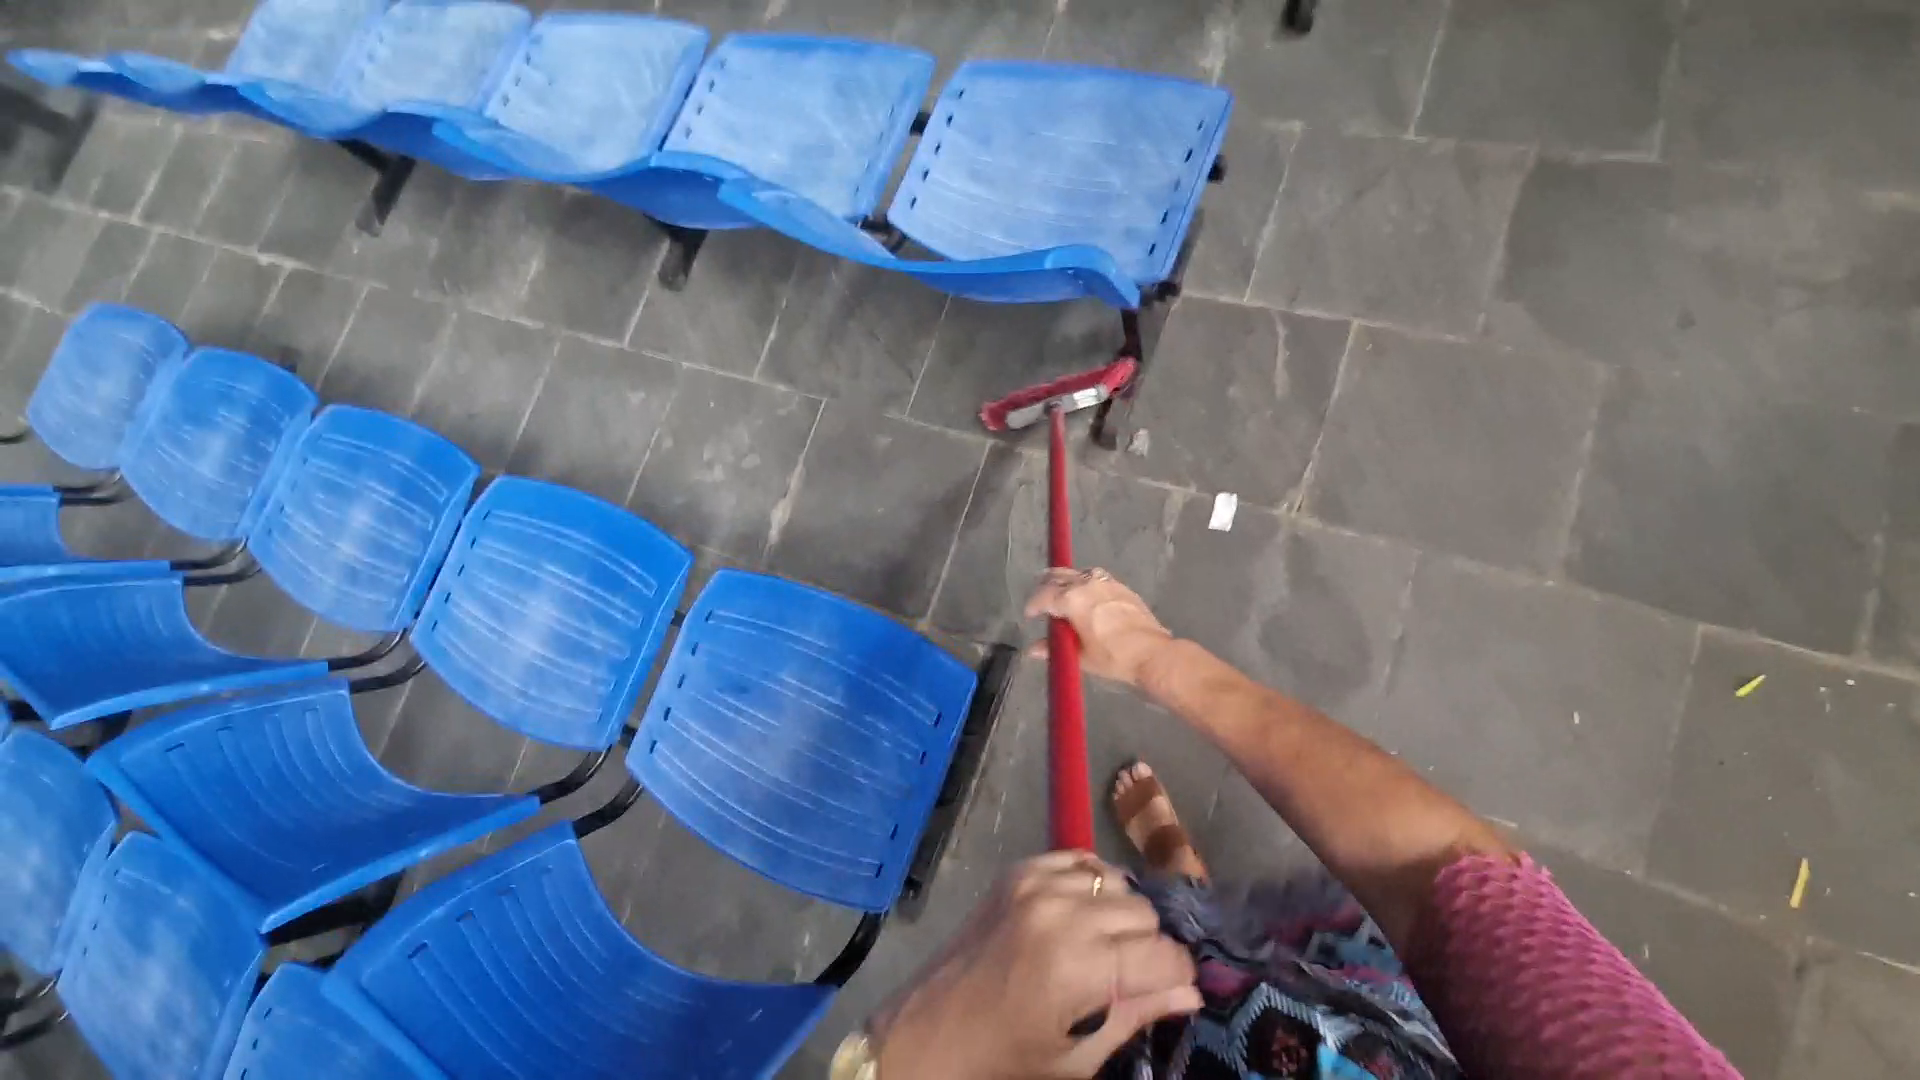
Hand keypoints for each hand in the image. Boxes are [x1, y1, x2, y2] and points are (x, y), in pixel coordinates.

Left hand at [869, 853, 1200, 1079]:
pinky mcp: (1018, 871)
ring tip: (1103, 942)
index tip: (1174, 986)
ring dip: (1120, 912)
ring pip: (1116, 881)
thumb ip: (1137, 1014)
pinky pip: (1078, 859)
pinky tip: (1081, 910)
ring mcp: (1037, 885)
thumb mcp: (1079, 1056)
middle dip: (1148, 945)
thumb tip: (1191, 992)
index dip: (1178, 974)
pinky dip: (1089, 882)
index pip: (1165, 955)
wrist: (933, 1026)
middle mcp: (1063, 913)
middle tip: (1131, 972)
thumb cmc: (1009, 1055)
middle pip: (1144, 913)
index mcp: (1080, 968)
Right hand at [1024, 568, 1175, 688]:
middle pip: (1058, 577)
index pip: (1044, 596)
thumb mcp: (1080, 656)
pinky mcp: (1121, 587)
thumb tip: (1033, 650)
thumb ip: (1054, 648)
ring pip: (1077, 573)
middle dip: (1046, 588)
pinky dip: (1084, 583)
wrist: (1152, 654)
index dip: (1033, 605)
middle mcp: (1087, 584)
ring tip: (1060, 592)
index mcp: (1072, 599)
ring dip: (1065, 581)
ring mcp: (1106, 582)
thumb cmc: (1113, 657)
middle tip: (1041, 600)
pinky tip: (1086, 595)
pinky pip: (1095, 578)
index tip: (1029, 614)